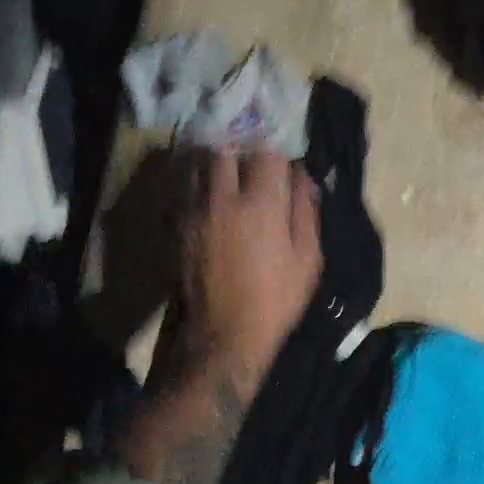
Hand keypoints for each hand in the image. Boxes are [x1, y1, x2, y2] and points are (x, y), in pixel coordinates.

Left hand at [176, 147, 321, 392]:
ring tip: (225, 175)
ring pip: (197, 163)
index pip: (266, 152)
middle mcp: (223, 198)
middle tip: (249, 165)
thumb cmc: (275, 301)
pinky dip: (194, 182)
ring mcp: (194, 210)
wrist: (223, 334)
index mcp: (261, 204)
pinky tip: (207, 197)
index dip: (276, 154)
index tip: (282, 165)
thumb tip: (303, 176)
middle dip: (239, 151)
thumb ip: (306, 212)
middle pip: (225, 149)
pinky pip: (182, 187)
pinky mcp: (175, 225)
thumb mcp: (308, 260)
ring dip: (212, 162)